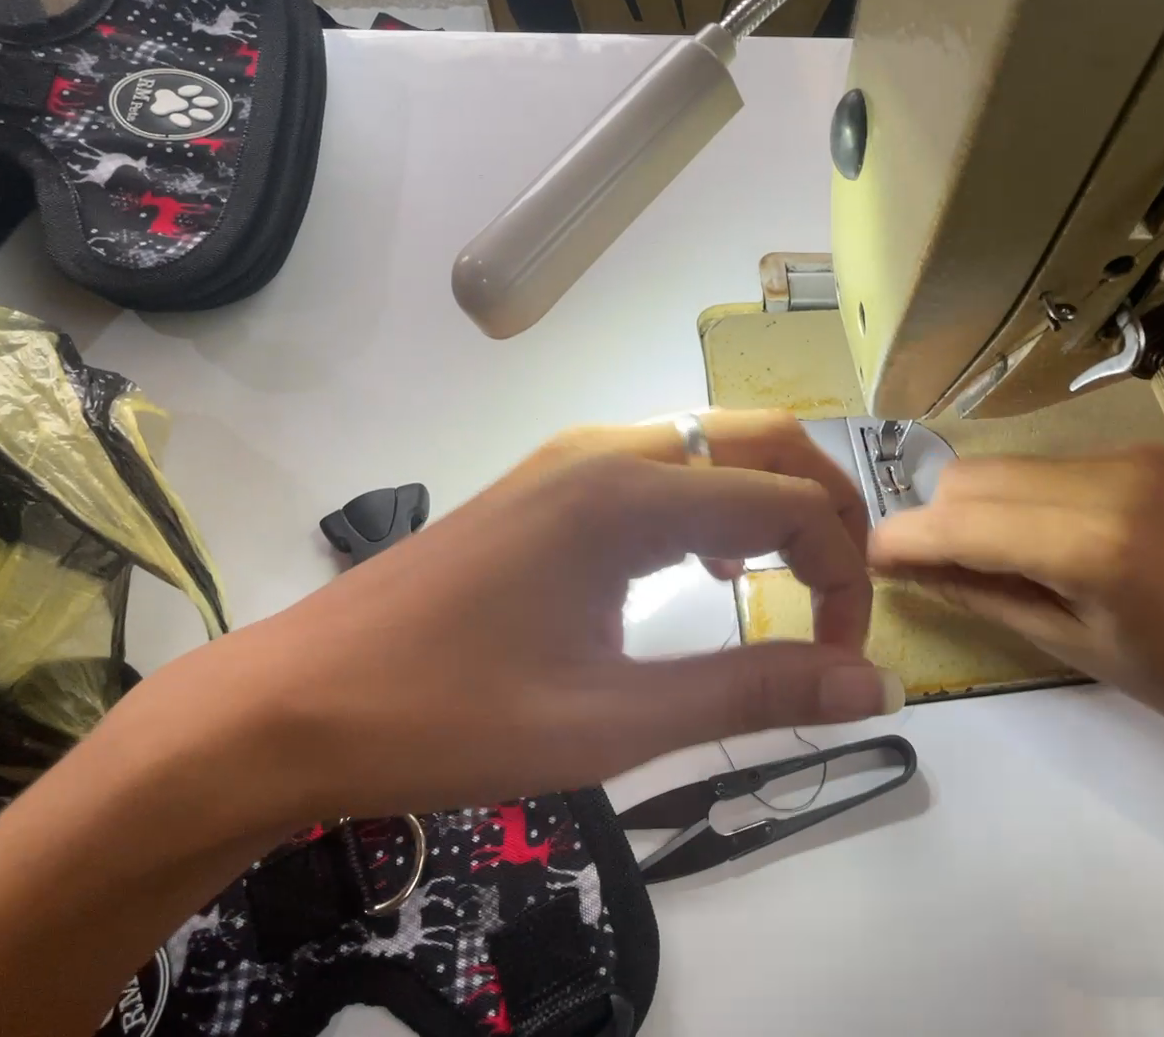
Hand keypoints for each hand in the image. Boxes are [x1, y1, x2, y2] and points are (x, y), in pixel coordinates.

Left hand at [126, 410, 897, 830]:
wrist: (290, 706)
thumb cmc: (447, 719)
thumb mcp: (613, 722)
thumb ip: (751, 693)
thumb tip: (873, 689)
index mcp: (630, 494)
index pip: (793, 506)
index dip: (843, 581)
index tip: (842, 664)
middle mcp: (610, 450)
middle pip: (768, 441)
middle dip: (830, 511)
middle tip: (844, 601)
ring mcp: (574, 460)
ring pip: (718, 445)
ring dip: (778, 500)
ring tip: (797, 581)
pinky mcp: (551, 487)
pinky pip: (668, 468)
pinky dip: (721, 504)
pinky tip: (712, 565)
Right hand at [867, 447, 1163, 768]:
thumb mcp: (1070, 646)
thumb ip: (981, 595)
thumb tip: (906, 568)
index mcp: (1092, 544)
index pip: (962, 523)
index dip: (904, 540)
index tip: (867, 558)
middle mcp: (1104, 480)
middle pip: (970, 479)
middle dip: (935, 522)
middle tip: (930, 572)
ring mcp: (1124, 458)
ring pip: (1001, 468)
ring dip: (974, 511)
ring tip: (988, 564)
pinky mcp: (1138, 455)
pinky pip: (1041, 468)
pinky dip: (1016, 502)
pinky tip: (1036, 543)